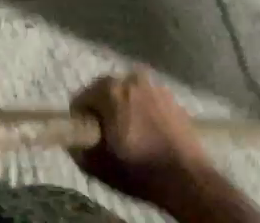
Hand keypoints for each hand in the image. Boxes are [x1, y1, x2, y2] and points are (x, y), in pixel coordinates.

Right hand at [69, 71, 211, 204]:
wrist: (188, 180)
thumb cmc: (139, 170)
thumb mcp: (98, 166)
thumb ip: (77, 149)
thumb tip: (71, 141)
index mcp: (108, 89)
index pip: (81, 100)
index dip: (80, 120)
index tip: (86, 137)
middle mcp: (130, 79)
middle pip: (105, 93)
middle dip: (103, 110)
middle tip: (108, 136)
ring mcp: (154, 86)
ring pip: (128, 95)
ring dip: (125, 108)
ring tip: (131, 134)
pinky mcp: (173, 98)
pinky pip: (148, 100)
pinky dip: (144, 111)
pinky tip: (149, 132)